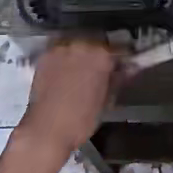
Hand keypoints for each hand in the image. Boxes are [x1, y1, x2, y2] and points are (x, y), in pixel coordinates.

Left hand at [16, 37, 120, 153]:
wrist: (47, 129)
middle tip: (103, 71)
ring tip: (82, 72)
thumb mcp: (107, 100)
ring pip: (77, 46)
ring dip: (82, 55)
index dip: (123, 60)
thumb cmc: (82, 120)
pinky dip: (66, 59)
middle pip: (97, 44)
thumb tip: (127, 69)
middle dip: (102, 55)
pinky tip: (66, 73)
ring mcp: (60, 49)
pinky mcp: (44, 56)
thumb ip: (118, 80)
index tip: (125, 66)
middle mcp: (81, 45)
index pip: (120, 50)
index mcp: (101, 55)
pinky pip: (60, 52)